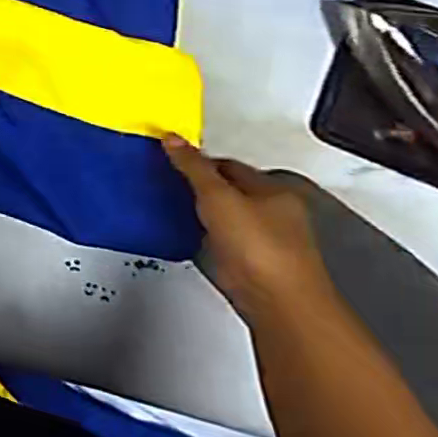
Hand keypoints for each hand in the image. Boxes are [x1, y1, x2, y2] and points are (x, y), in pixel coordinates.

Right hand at [162, 135, 337, 323]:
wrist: (273, 298)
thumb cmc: (258, 245)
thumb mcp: (217, 195)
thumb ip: (192, 166)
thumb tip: (172, 138)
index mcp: (274, 191)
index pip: (227, 165)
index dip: (197, 159)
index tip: (168, 156)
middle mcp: (271, 212)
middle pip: (224, 187)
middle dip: (194, 182)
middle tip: (164, 175)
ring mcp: (258, 236)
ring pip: (218, 210)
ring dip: (194, 205)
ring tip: (165, 197)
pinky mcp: (243, 256)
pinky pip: (213, 231)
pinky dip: (195, 226)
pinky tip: (178, 224)